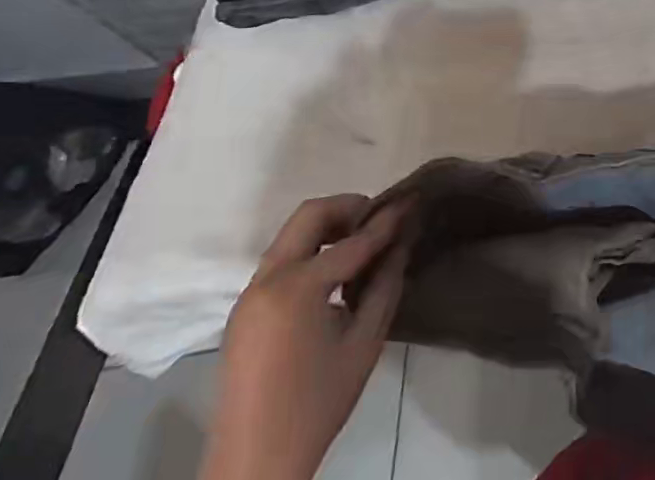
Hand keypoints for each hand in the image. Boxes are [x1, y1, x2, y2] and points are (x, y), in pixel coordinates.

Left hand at [199, 196, 412, 479]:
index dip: (386, 221)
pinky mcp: (243, 311)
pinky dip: (310, 252)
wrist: (253, 463)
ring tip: (361, 244)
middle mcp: (266, 280)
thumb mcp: (364, 344)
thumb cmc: (317, 405)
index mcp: (296, 288)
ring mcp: (249, 294)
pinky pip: (280, 261)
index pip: (352, 242)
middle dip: (347, 208)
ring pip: (290, 236)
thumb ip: (384, 287)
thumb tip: (400, 246)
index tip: (411, 202)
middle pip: (308, 217)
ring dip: (327, 229)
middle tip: (379, 219)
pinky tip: (334, 275)